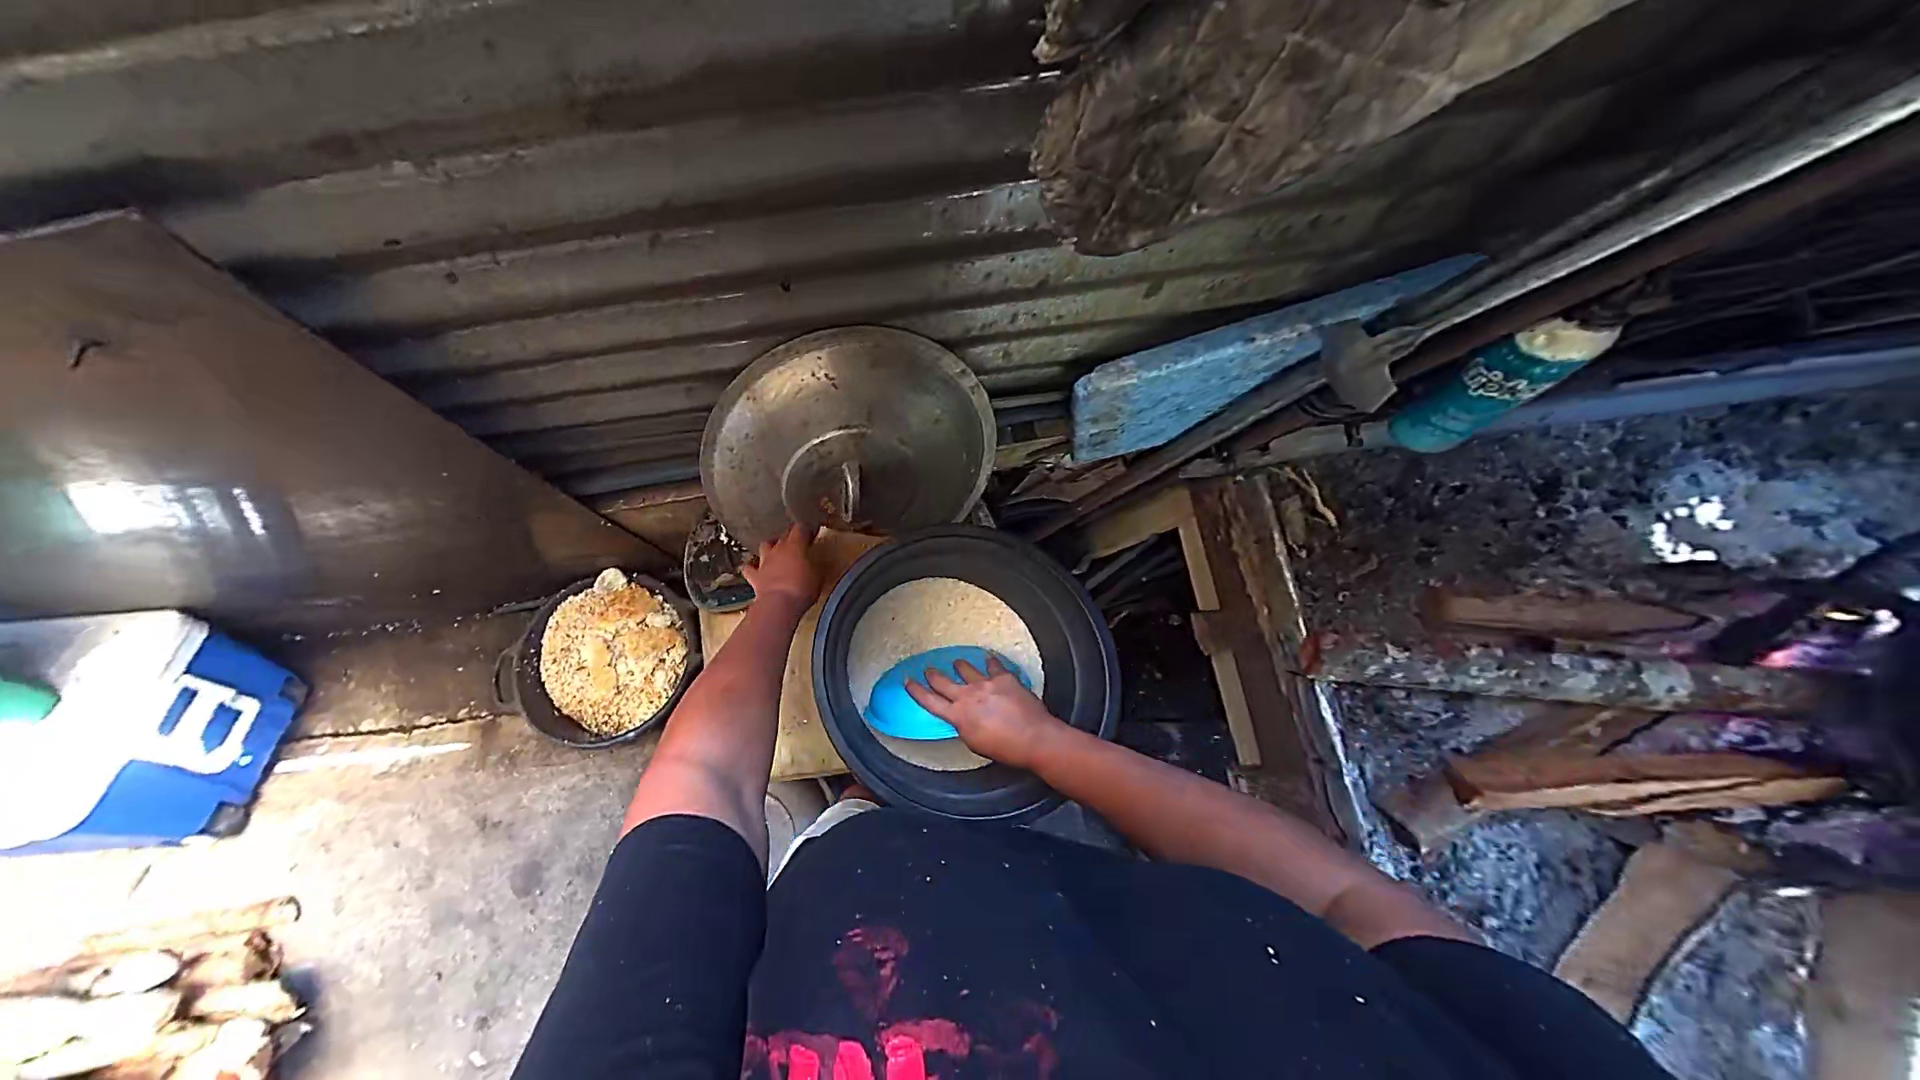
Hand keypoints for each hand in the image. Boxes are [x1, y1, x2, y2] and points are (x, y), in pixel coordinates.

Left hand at [743, 523, 819, 610]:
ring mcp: (765, 562)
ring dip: (770, 547)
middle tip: (798, 544)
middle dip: (791, 538)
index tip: (811, 534)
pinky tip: (755, 569)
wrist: (779, 604)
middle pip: (783, 536)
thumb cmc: (802, 589)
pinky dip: (752, 567)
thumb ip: (817, 567)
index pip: (800, 528)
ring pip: (765, 546)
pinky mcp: (755, 577)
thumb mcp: (819, 577)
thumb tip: (819, 566)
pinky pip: (749, 568)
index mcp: (796, 546)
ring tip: (776, 551)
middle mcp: (778, 550)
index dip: (806, 530)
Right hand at [904, 655, 1069, 769]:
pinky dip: (990, 662)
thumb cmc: (1006, 749)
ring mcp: (986, 684)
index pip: (930, 701)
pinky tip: (989, 657)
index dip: (917, 691)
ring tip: (957, 662)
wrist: (1033, 737)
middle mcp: (968, 696)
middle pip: (943, 681)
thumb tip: (963, 718)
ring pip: (966, 669)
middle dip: (933, 674)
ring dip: (961, 666)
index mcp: (958, 716)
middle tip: (928, 669)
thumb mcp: (975, 743)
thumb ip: (965, 726)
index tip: (908, 682)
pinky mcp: (1004, 677)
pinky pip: (993, 665)